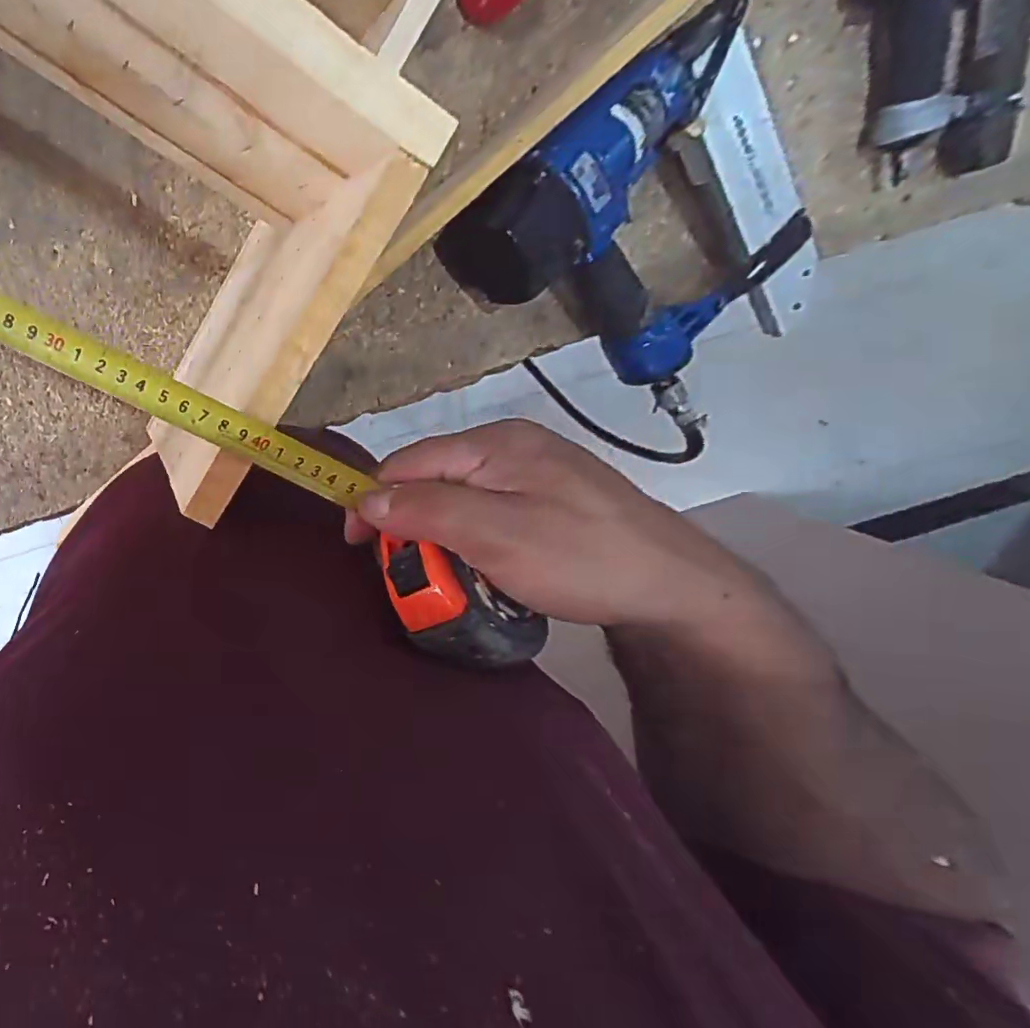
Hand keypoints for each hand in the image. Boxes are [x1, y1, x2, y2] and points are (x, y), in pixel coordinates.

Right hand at [343, 420, 783, 632]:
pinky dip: (473, 536)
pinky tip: (484, 563)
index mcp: (494, 444)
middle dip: (411, 521)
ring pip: (461, 496)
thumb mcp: (494, 535)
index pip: (408, 462)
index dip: (374, 500)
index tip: (358, 546)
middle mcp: (512, 446)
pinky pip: (491, 509)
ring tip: (446, 572)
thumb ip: (426, 510)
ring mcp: (536, 470)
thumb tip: (366, 498)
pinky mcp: (553, 497)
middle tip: (409, 569)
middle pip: (434, 476)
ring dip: (442, 533)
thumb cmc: (578, 557)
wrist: (672, 585)